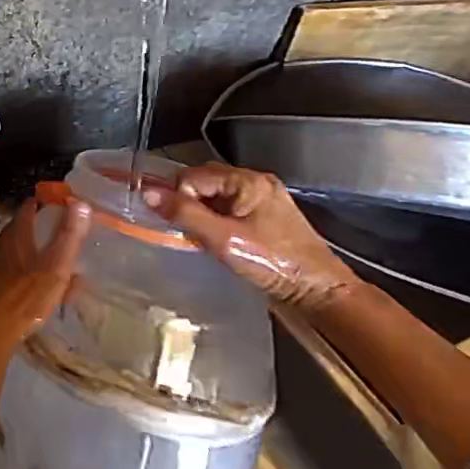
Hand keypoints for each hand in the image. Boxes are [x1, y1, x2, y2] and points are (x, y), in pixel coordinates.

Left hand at [0, 197, 91, 347]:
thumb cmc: (28, 295)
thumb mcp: (56, 265)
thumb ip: (69, 234)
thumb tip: (81, 203)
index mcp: (17, 231)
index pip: (32, 204)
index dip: (50, 204)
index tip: (69, 211)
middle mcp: (4, 241)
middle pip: (28, 228)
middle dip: (49, 232)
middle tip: (70, 242)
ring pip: (25, 251)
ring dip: (43, 256)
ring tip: (63, 271)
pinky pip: (19, 270)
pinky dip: (34, 274)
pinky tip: (46, 291)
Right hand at [145, 164, 359, 311]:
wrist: (320, 294)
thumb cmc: (275, 265)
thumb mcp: (223, 240)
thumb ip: (186, 215)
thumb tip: (149, 194)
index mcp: (248, 180)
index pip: (196, 174)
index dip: (177, 194)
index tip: (169, 220)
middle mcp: (256, 184)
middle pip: (206, 183)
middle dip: (188, 203)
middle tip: (180, 231)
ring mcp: (263, 202)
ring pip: (217, 199)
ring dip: (201, 215)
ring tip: (196, 239)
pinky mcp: (266, 221)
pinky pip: (230, 213)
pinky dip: (216, 224)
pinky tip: (214, 243)